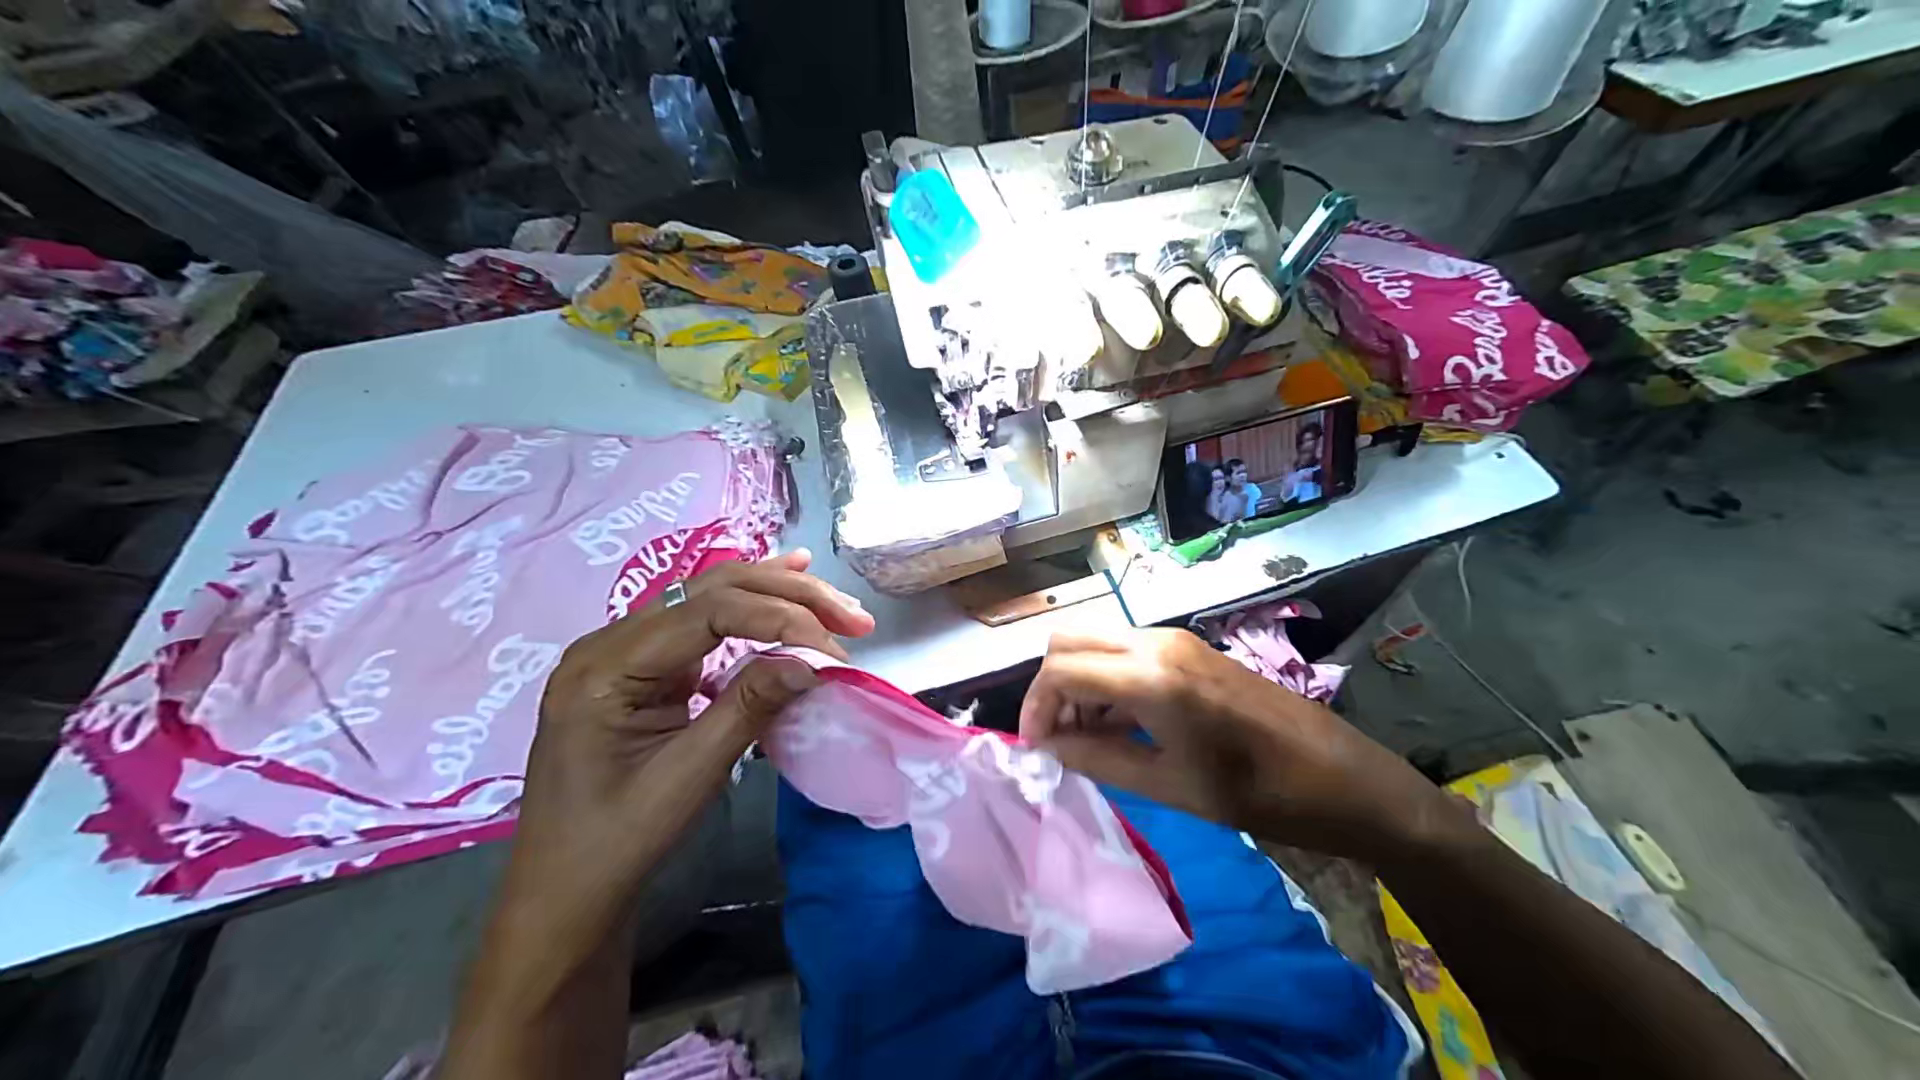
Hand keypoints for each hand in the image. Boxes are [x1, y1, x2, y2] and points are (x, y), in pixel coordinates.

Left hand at [508, 550, 874, 915]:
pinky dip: (753, 608)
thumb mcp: (689, 776)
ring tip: (835, 602)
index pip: (706, 611)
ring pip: (711, 596)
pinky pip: (705, 622)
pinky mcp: (647, 666)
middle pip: (711, 590)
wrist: (565, 891)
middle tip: (852, 617)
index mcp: (606, 666)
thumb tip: (814, 662)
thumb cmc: (617, 841)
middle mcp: (611, 641)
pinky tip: (786, 583)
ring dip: (777, 595)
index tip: (832, 649)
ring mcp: (626, 650)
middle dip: (788, 595)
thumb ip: (750, 707)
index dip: (778, 618)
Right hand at [1018, 629, 1468, 864]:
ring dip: (1078, 683)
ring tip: (1087, 738)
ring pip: (1096, 643)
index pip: (1061, 669)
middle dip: (1050, 687)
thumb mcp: (1170, 785)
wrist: (1344, 778)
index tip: (1036, 747)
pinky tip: (1121, 723)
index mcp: (1151, 675)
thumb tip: (1048, 745)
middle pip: (1069, 641)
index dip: (1035, 707)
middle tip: (1056, 738)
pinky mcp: (1190, 648)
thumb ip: (1098, 760)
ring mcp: (1176, 640)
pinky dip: (1106, 680)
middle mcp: (1157, 641)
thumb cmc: (1258, 793)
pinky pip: (1126, 651)